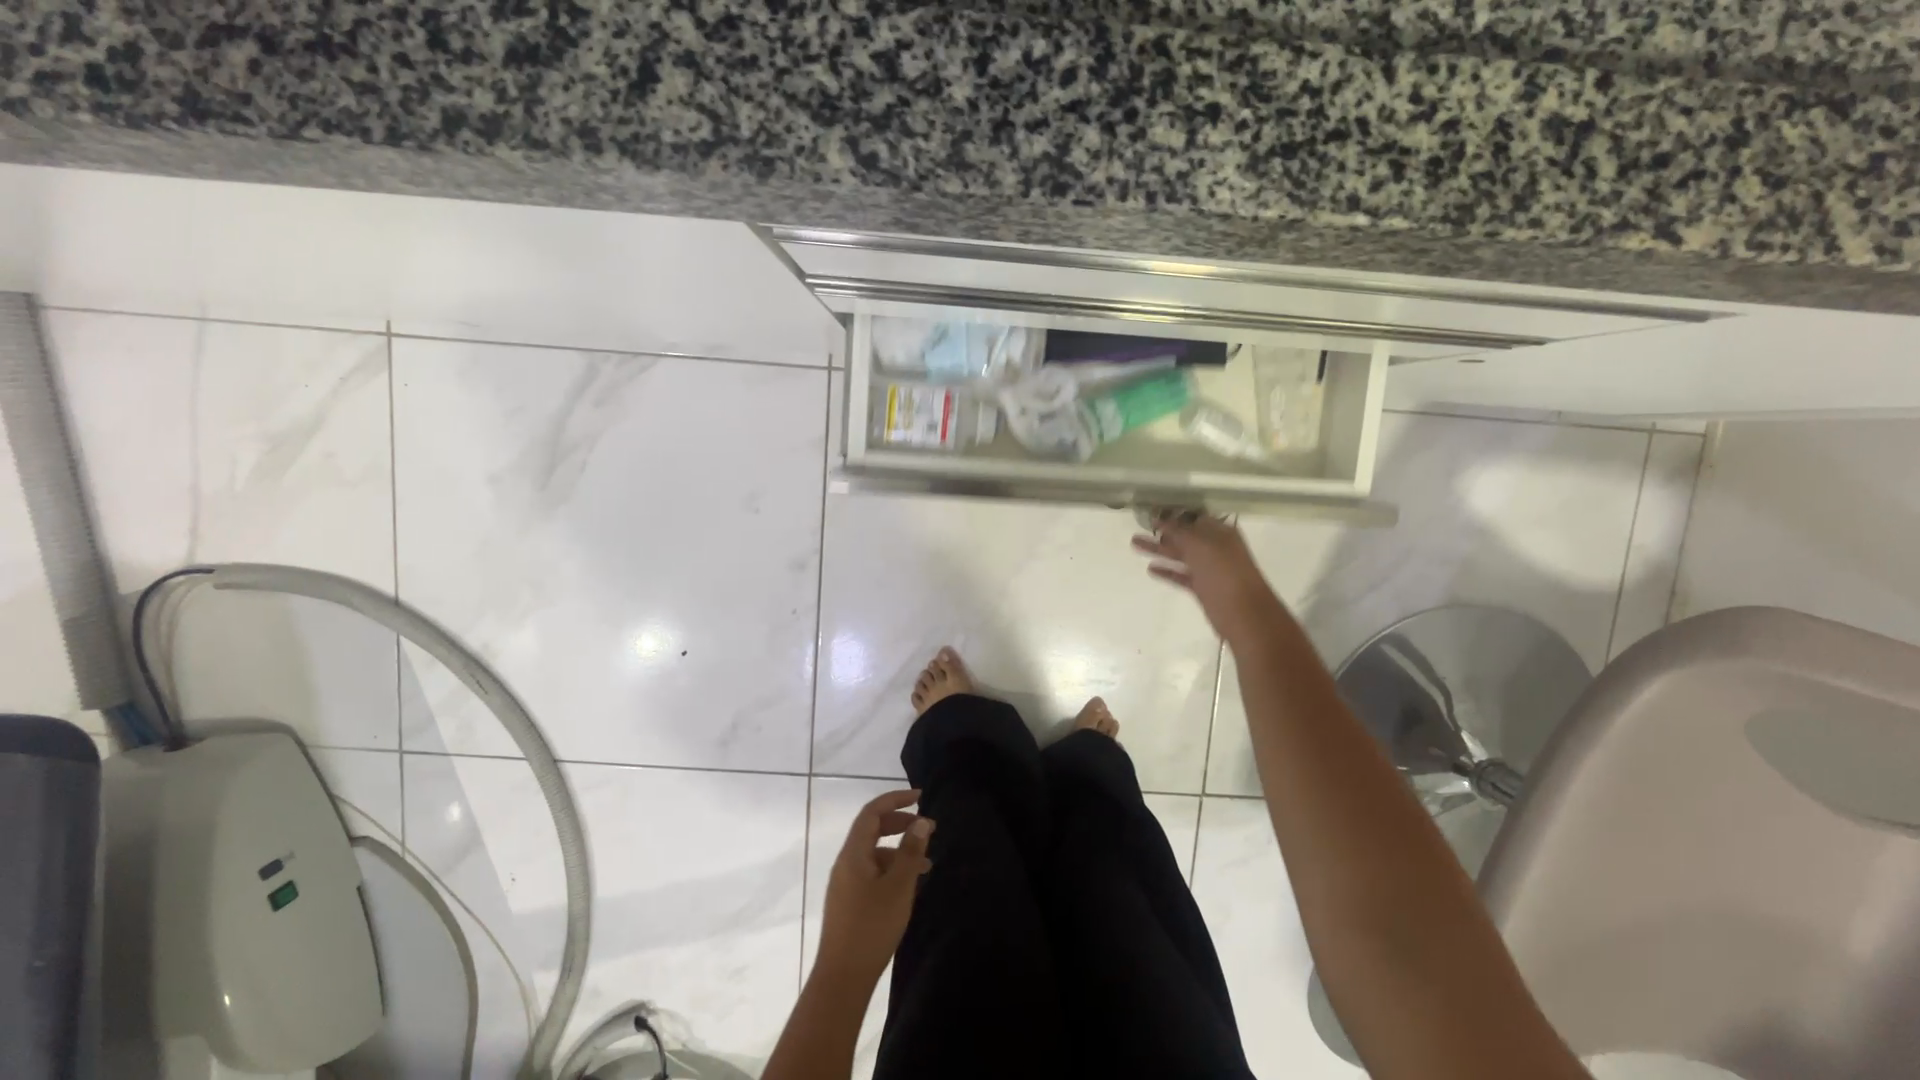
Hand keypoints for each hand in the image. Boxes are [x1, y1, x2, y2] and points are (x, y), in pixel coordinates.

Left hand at [816, 790, 934, 982]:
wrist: (843, 975)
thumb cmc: (872, 927)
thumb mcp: (898, 887)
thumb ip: (910, 852)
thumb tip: (921, 821)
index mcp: (853, 854)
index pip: (871, 813)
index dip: (895, 800)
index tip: (920, 797)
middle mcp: (845, 863)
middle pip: (871, 830)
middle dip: (899, 824)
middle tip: (929, 828)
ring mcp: (845, 883)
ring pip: (874, 854)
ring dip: (899, 851)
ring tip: (927, 864)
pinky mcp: (849, 902)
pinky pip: (872, 872)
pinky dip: (892, 870)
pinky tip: (909, 886)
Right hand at [1132, 514, 1284, 644]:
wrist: (1243, 613)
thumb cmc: (1224, 572)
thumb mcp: (1200, 545)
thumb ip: (1179, 532)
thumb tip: (1162, 520)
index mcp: (1220, 533)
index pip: (1194, 517)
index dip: (1174, 515)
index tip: (1152, 512)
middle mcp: (1215, 548)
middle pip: (1185, 536)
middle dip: (1162, 532)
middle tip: (1138, 527)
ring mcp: (1209, 569)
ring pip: (1180, 555)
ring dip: (1159, 549)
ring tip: (1135, 544)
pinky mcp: (1203, 588)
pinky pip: (1181, 575)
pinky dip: (1167, 571)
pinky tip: (1151, 569)